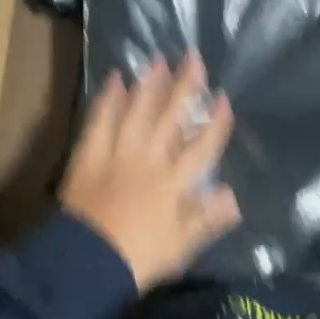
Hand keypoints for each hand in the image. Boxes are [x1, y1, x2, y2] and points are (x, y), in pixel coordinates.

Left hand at [60, 53, 241, 291]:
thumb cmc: (138, 258)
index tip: (224, 99)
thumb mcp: (181, 246)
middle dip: (184, 87)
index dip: (215, 124)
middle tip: (193, 58)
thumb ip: (206, 219)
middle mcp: (148, 160)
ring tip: (159, 60)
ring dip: (149, 85)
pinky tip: (115, 79)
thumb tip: (233, 195)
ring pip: (137, 112)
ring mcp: (117, 153)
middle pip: (170, 118)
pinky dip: (108, 99)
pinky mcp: (89, 154)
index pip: (201, 148)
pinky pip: (101, 120)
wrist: (87, 260)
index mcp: (173, 184)